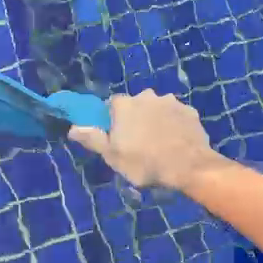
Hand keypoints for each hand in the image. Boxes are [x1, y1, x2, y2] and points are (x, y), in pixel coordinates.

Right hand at [68, 91, 226, 188]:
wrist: (189, 166)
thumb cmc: (145, 163)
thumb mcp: (112, 156)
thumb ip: (92, 138)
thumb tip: (73, 128)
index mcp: (124, 105)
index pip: (111, 105)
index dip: (112, 121)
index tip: (117, 137)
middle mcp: (147, 96)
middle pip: (135, 105)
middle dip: (135, 119)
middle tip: (139, 143)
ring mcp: (171, 101)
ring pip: (157, 109)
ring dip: (156, 121)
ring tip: (160, 144)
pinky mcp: (190, 111)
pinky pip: (176, 116)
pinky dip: (174, 125)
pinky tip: (176, 142)